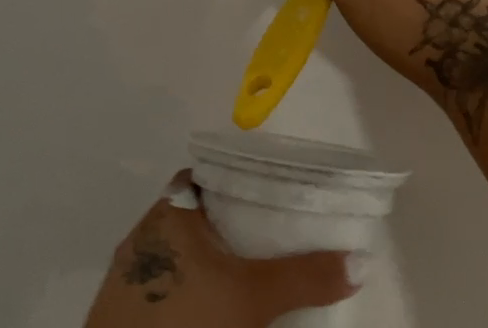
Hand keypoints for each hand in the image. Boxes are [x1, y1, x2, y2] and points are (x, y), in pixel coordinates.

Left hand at [84, 171, 359, 327]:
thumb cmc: (185, 317)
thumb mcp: (252, 297)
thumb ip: (304, 276)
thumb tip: (361, 260)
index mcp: (171, 210)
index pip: (209, 175)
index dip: (242, 179)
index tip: (276, 190)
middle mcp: (147, 232)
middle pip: (198, 212)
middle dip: (235, 221)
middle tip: (278, 232)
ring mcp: (132, 274)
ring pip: (183, 249)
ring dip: (215, 255)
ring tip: (258, 266)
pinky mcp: (126, 309)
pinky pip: (171, 280)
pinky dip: (197, 283)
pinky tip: (223, 301)